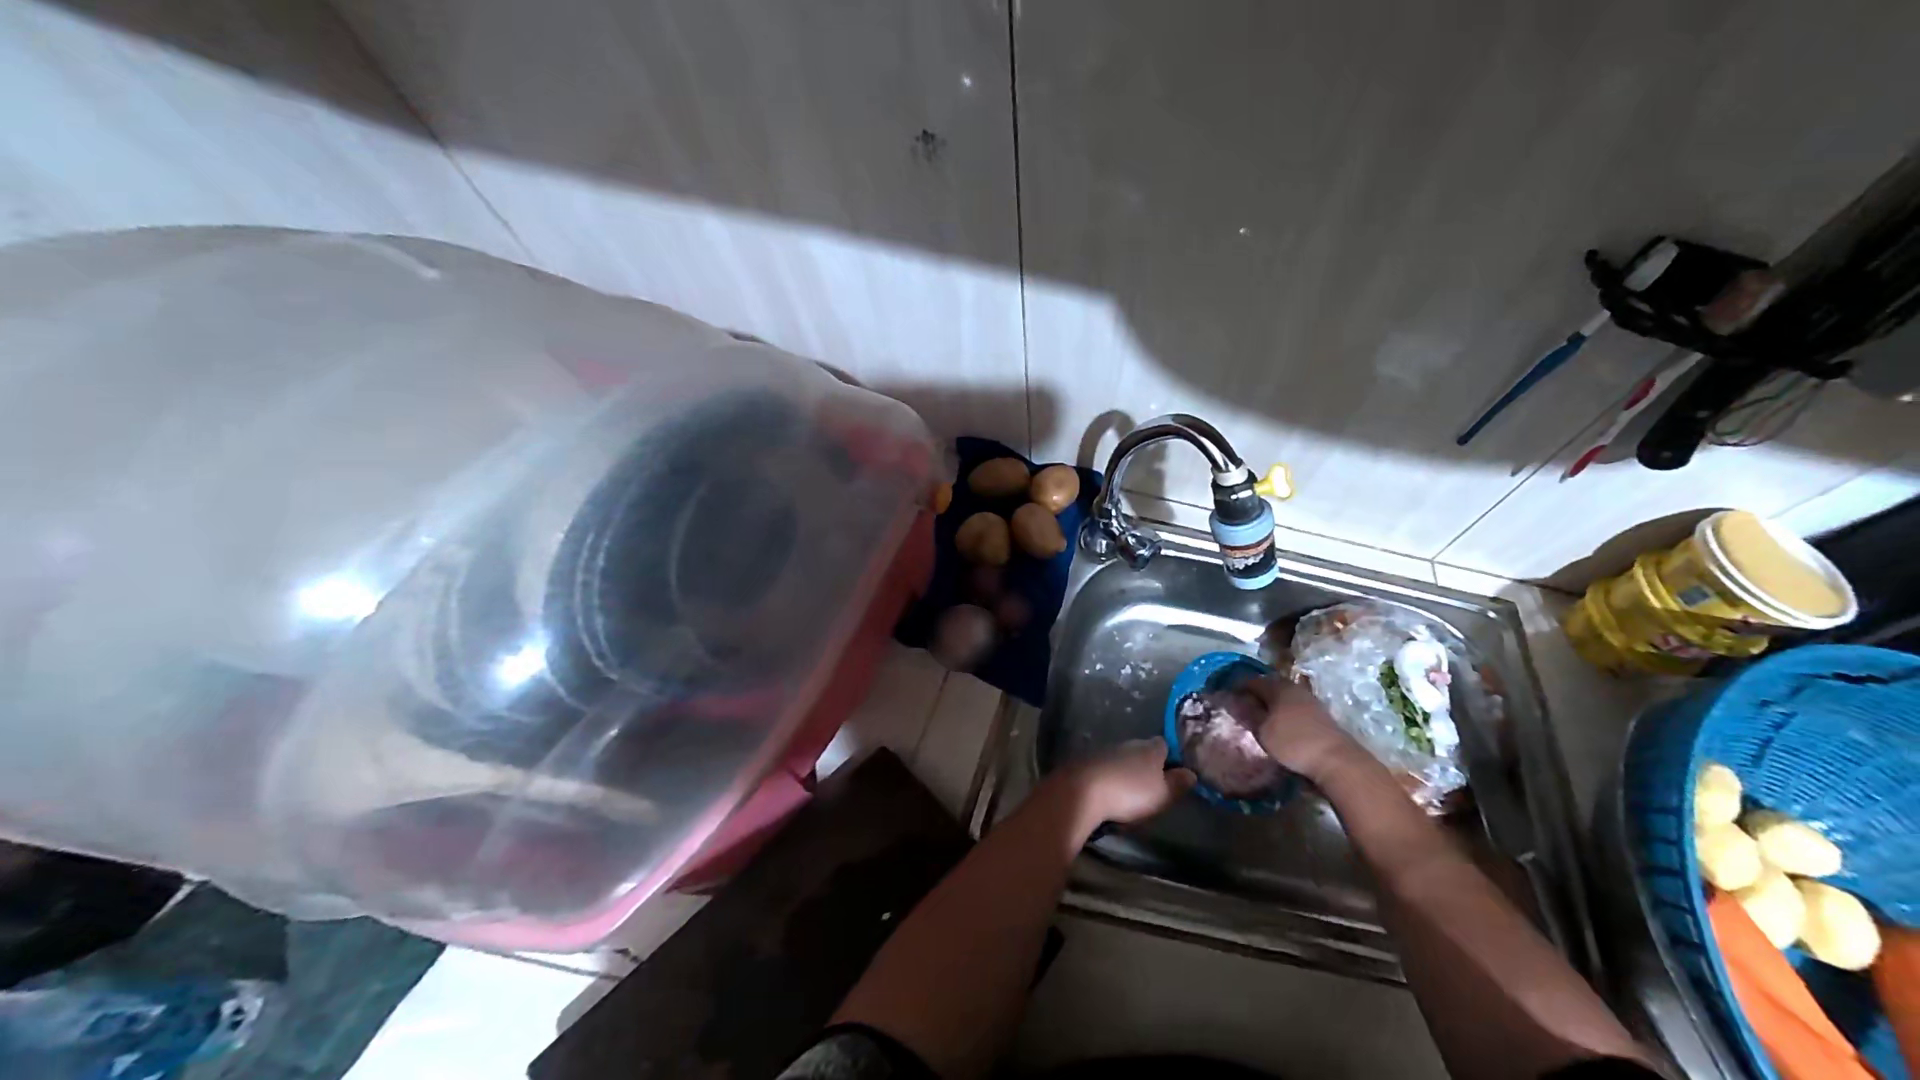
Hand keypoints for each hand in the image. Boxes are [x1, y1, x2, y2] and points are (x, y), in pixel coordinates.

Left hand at [1057, 738, 1194, 830]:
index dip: (1170, 757)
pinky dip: (1111, 778)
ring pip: (1123, 759)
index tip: (1174, 773)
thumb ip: (1178, 783)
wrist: (1082, 791)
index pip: (1164, 745)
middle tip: (1153, 787)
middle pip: (1143, 751)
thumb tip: (1190, 772)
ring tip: (1131, 794)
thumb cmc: (1130, 792)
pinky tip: (1110, 793)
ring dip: (1127, 772)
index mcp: (1149, 748)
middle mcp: (1128, 743)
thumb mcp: (1162, 793)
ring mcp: (1106, 751)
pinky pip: (1106, 768)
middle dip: (1148, 766)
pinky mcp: (1088, 762)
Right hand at [1243, 675, 1358, 780]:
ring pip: (1282, 695)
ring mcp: (1309, 699)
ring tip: (1259, 715)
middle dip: (1254, 693)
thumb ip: (1248, 713)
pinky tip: (1279, 722)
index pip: (1251, 680)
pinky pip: (1293, 704)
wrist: (1336, 760)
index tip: (1227, 698)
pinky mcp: (1319, 713)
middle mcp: (1293, 688)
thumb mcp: (1263, 731)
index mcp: (1277, 687)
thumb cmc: (1293, 743)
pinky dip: (1282, 710)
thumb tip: (1233, 700)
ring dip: (1270, 702)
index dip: (1238, 688)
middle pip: (1269, 685)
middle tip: (1242, 706)